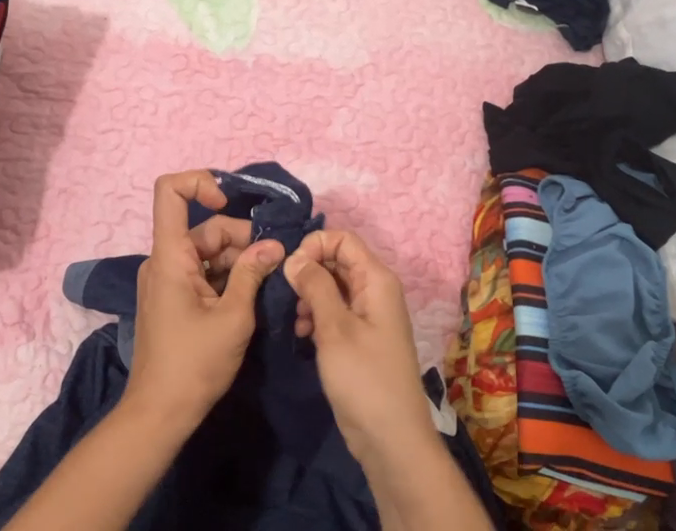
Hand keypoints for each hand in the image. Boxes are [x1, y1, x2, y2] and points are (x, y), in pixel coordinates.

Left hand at [120, 170, 284, 431]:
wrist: (160, 413)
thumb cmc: (195, 363)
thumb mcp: (235, 316)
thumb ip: (253, 273)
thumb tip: (273, 245)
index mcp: (170, 256)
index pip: (170, 191)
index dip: (201, 183)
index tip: (230, 202)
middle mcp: (164, 261)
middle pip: (204, 227)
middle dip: (240, 237)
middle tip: (273, 263)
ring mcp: (167, 281)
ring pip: (207, 251)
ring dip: (238, 260)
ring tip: (268, 282)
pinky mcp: (173, 299)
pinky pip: (203, 272)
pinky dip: (227, 276)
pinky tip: (252, 295)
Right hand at [283, 229, 435, 461]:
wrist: (390, 437)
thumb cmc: (363, 377)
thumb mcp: (334, 328)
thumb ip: (315, 286)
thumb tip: (295, 257)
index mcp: (377, 279)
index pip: (343, 238)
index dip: (314, 245)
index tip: (290, 269)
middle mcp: (376, 290)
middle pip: (338, 260)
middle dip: (309, 271)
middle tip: (285, 294)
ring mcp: (370, 314)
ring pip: (333, 286)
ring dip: (310, 295)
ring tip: (295, 319)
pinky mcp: (361, 337)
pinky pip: (336, 311)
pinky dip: (317, 316)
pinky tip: (302, 334)